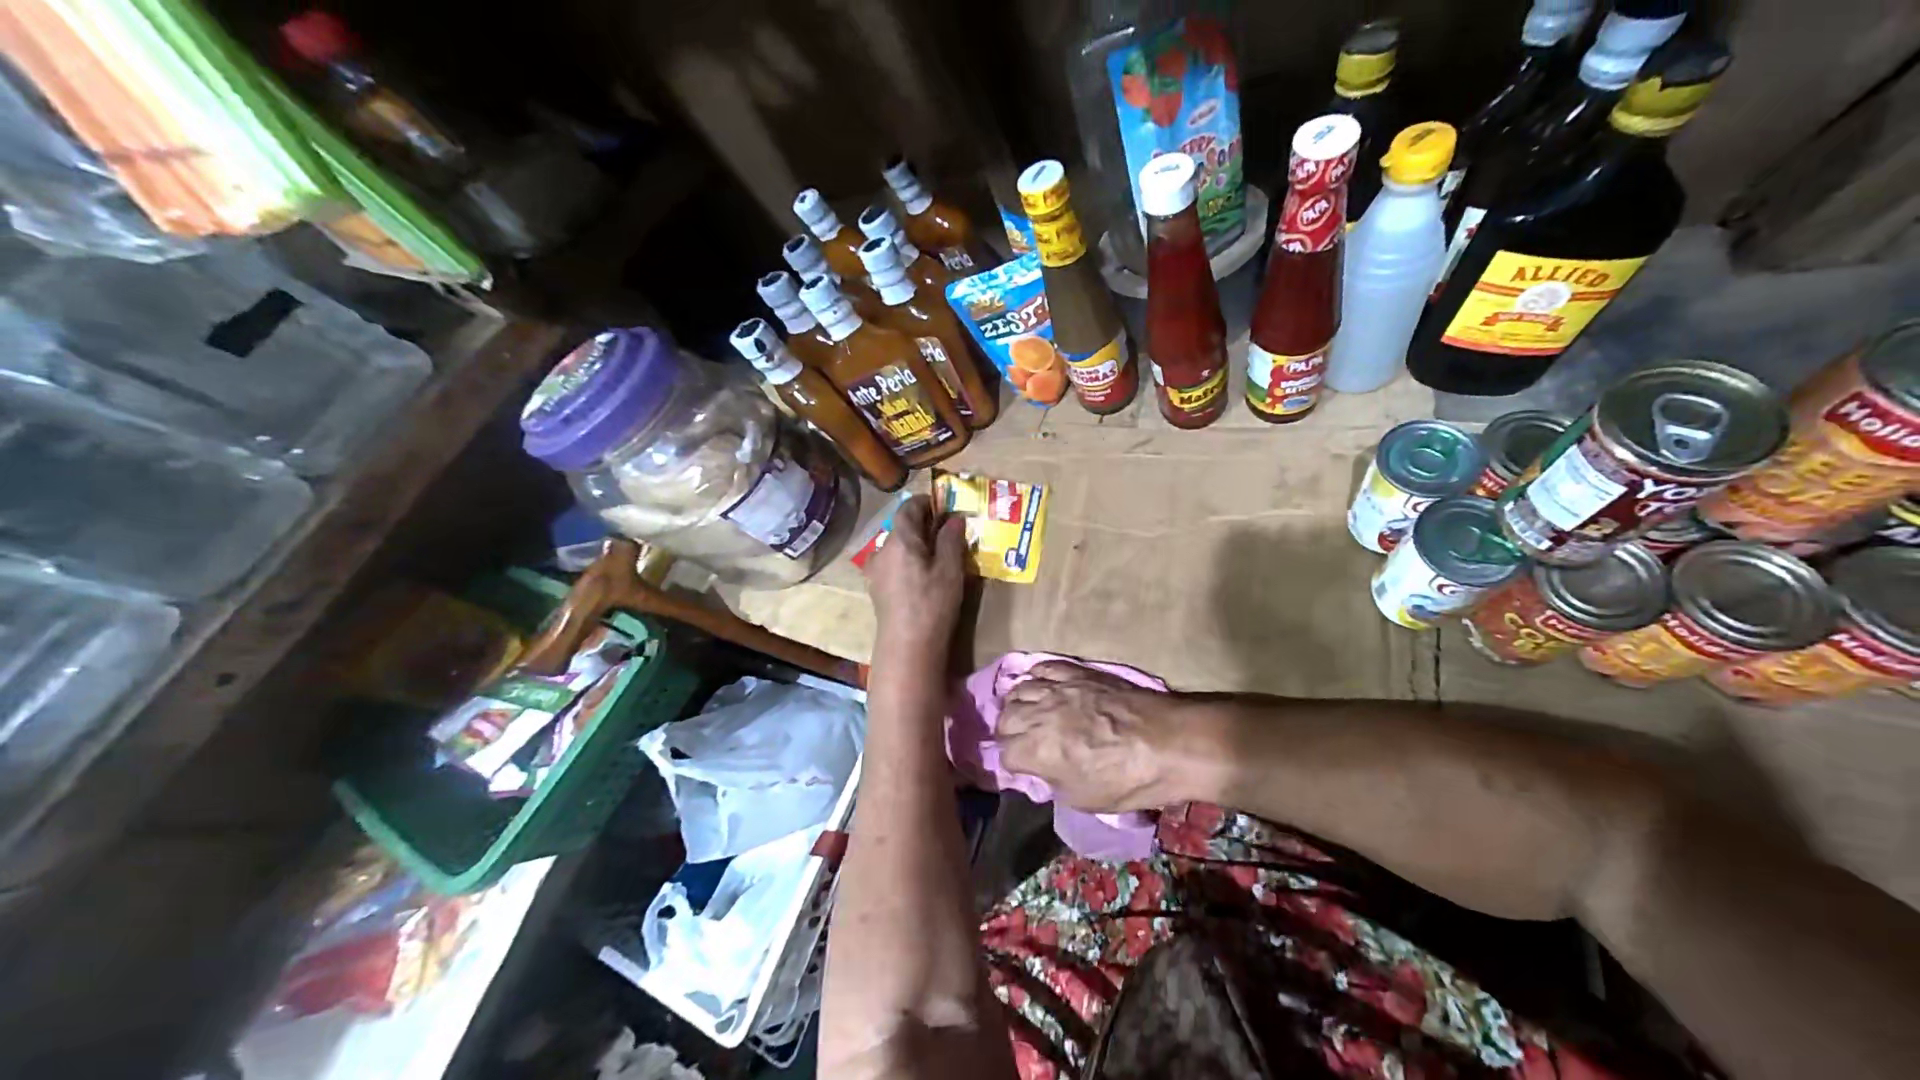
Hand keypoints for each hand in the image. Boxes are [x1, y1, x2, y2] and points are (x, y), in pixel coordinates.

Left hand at [863, 495, 967, 652]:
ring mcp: (876, 570)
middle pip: (901, 527)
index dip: (926, 502)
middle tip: (947, 532)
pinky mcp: (877, 589)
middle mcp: (882, 549)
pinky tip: (923, 577)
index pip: (908, 507)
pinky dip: (908, 562)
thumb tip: (954, 518)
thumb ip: (951, 539)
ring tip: (937, 557)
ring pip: (897, 547)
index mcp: (899, 538)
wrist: (907, 646)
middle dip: (923, 525)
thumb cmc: (932, 603)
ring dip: (915, 545)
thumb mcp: (950, 569)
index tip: (945, 506)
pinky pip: (893, 564)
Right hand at [995, 662, 1186, 812]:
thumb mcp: (1083, 799)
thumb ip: (1052, 781)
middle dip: (1010, 732)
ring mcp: (1057, 689)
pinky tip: (1042, 686)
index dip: (1014, 763)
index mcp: (1036, 751)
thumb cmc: (1129, 780)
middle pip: (1005, 718)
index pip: (1005, 754)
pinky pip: (1043, 668)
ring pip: (1018, 690)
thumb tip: (1042, 770)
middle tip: (1024, 741)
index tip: (1025, 768)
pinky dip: (1037, 677)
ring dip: (1019, 704)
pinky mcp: (1076, 672)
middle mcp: (1038, 715)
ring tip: (1029, 713)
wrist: (1169, 743)